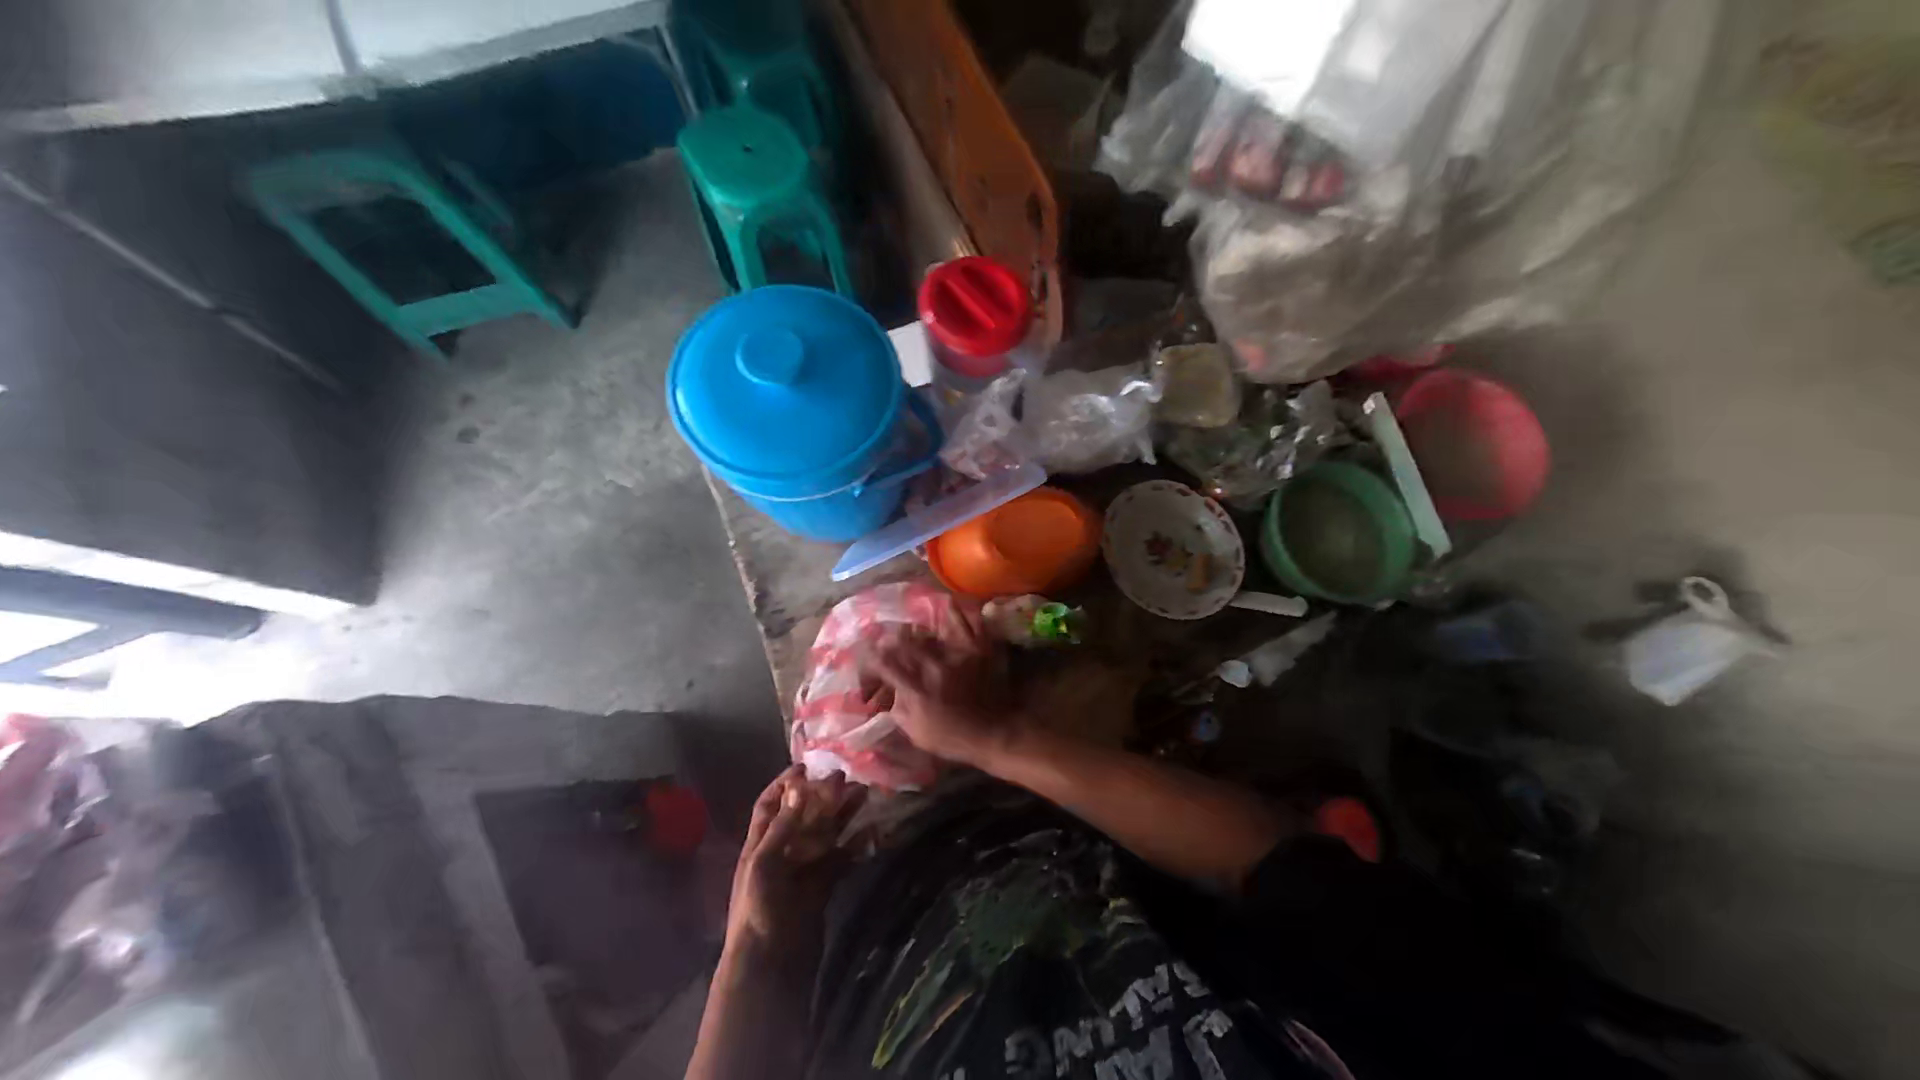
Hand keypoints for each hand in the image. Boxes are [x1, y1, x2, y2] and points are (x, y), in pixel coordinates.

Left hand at [725, 766, 865, 959]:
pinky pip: (841, 859)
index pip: (769, 804)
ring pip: (826, 834)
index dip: (784, 784)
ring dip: (843, 814)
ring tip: (865, 794)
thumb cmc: (757, 912)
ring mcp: (804, 870)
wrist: (769, 968)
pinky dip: (857, 845)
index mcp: (759, 845)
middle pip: (803, 815)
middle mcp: (782, 853)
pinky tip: (873, 832)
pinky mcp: (823, 888)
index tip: (807, 765)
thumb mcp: (764, 864)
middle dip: (823, 795)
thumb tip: (799, 786)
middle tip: (848, 777)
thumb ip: (783, 826)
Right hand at [864, 607, 1017, 768]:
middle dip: (889, 641)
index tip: (866, 656)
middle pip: (902, 641)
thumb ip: (899, 709)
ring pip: (929, 631)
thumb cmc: (953, 739)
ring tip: (908, 628)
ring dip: (915, 630)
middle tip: (885, 643)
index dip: (870, 657)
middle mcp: (933, 666)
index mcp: (916, 689)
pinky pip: (966, 622)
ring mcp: (956, 654)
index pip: (884, 663)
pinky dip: (955, 612)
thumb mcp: (916, 733)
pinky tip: (947, 602)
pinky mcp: (977, 649)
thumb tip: (890, 691)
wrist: (993, 734)